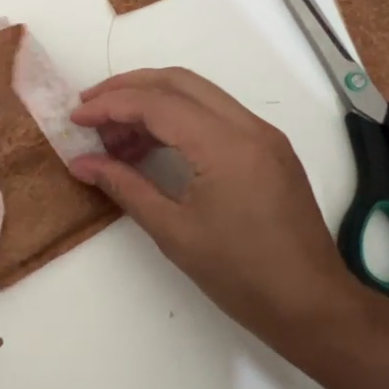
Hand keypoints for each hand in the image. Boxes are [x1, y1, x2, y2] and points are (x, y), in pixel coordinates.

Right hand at [67, 68, 363, 343]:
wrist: (312, 306)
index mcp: (224, 146)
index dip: (109, 106)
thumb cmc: (239, 274)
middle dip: (127, 88)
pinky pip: (215, 114)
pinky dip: (178, 117)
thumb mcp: (172, 231)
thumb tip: (81, 163)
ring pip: (198, 93)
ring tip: (115, 135)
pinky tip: (151, 146)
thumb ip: (124, 186)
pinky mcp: (268, 150)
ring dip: (152, 101)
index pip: (155, 104)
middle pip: (177, 81)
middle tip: (89, 108)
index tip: (75, 118)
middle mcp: (247, 127)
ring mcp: (263, 136)